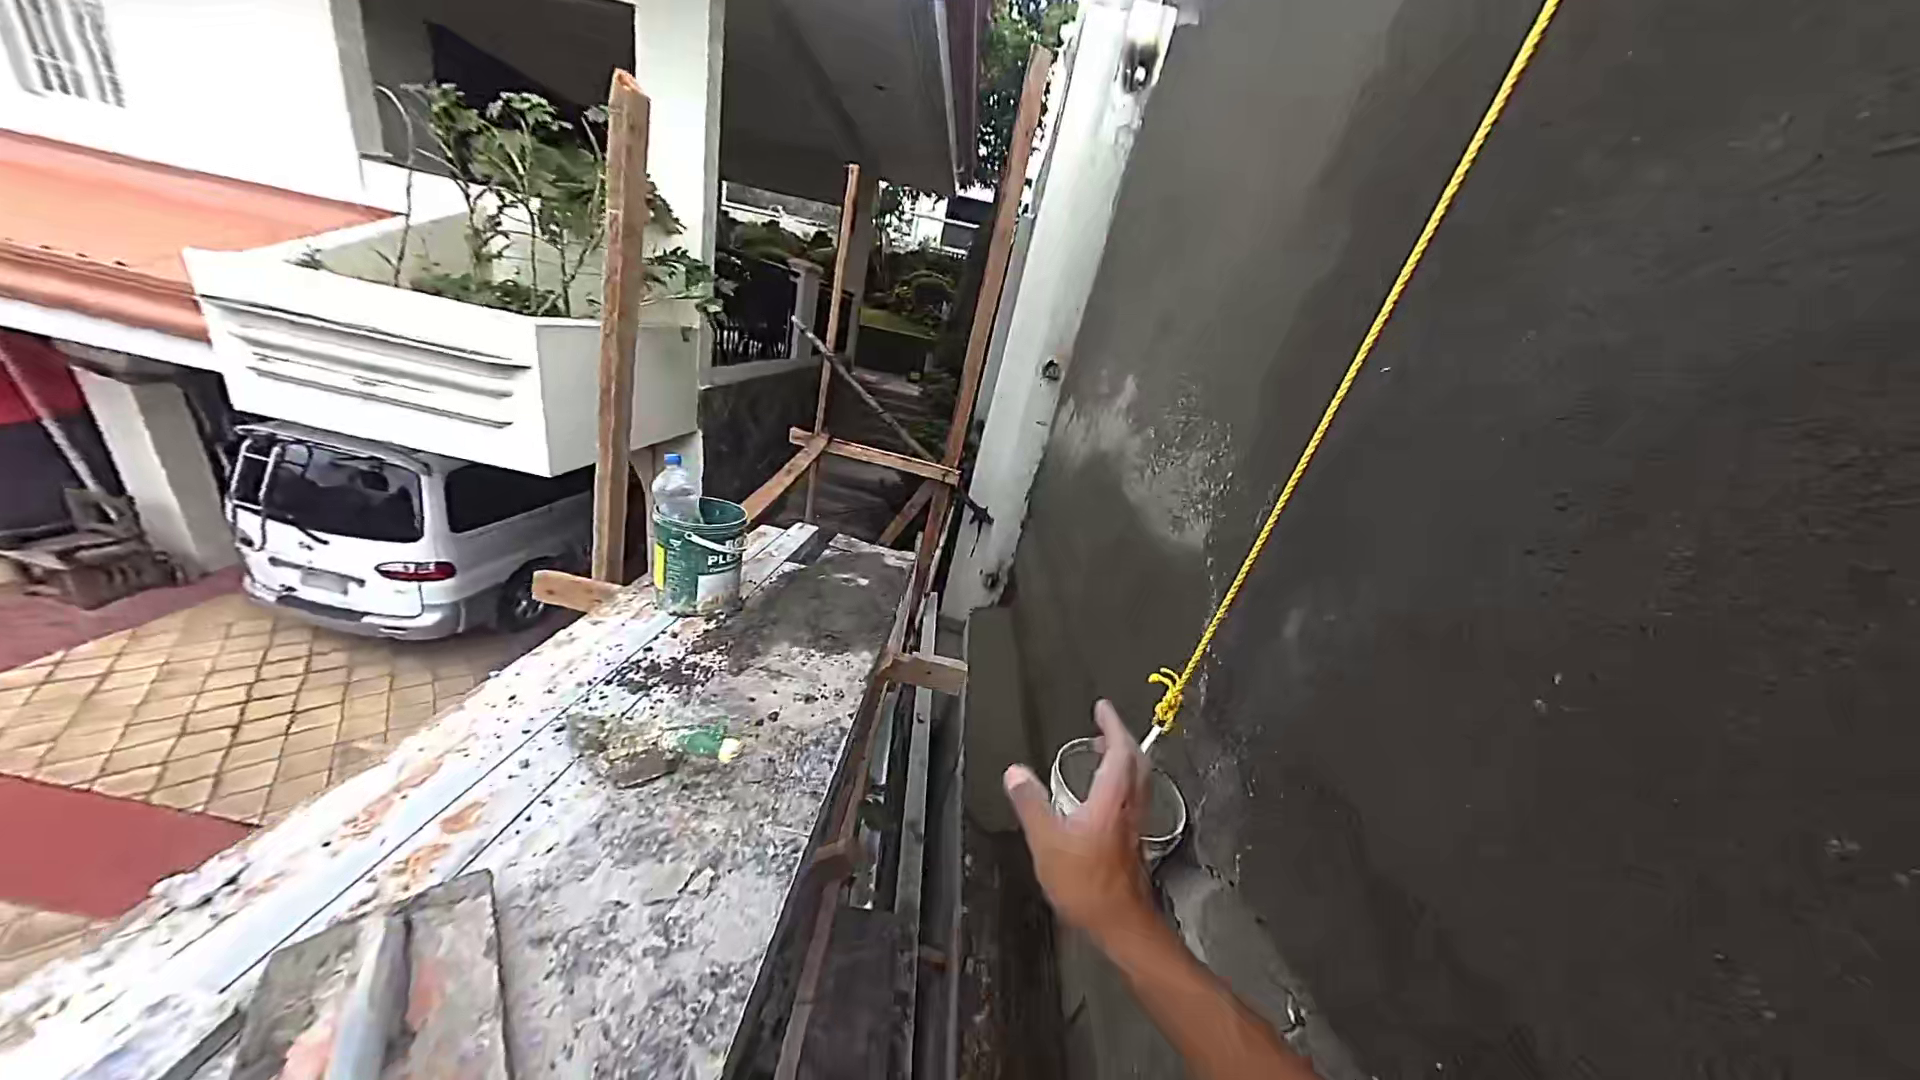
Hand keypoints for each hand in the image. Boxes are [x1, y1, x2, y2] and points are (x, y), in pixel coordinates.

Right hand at [1003, 700, 1155, 944]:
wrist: (1123, 927)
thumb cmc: (1087, 883)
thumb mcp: (1047, 841)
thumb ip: (1030, 803)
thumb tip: (1014, 771)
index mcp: (1112, 798)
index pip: (1120, 750)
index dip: (1112, 725)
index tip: (1102, 707)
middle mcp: (1130, 806)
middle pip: (1135, 761)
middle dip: (1120, 738)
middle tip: (1102, 726)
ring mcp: (1135, 824)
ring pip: (1137, 780)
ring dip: (1122, 758)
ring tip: (1100, 751)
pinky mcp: (1133, 841)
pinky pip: (1132, 796)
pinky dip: (1120, 780)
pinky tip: (1101, 794)